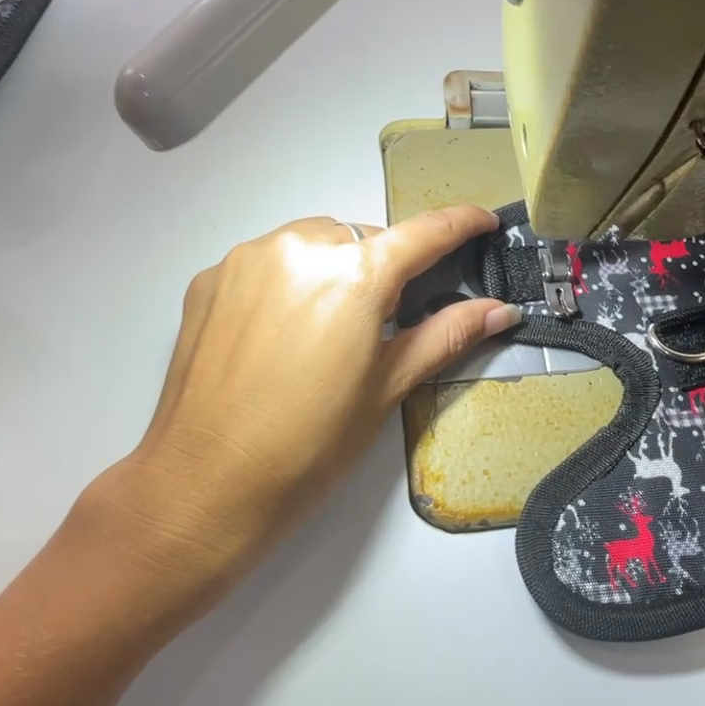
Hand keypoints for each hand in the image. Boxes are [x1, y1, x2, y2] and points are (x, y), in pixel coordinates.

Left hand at [76, 205, 517, 611]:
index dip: (461, 224)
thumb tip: (499, 310)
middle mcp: (298, 247)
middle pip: (362, 237)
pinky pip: (267, 262)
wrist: (205, 483)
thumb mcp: (387, 388)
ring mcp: (246, 259)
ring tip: (328, 329)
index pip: (423, 233)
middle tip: (386, 318)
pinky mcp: (209, 279)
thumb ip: (445, 335)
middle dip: (383, 266)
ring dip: (333, 268)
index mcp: (353, 274)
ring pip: (312, 242)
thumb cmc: (309, 445)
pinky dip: (288, 282)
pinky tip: (281, 334)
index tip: (483, 222)